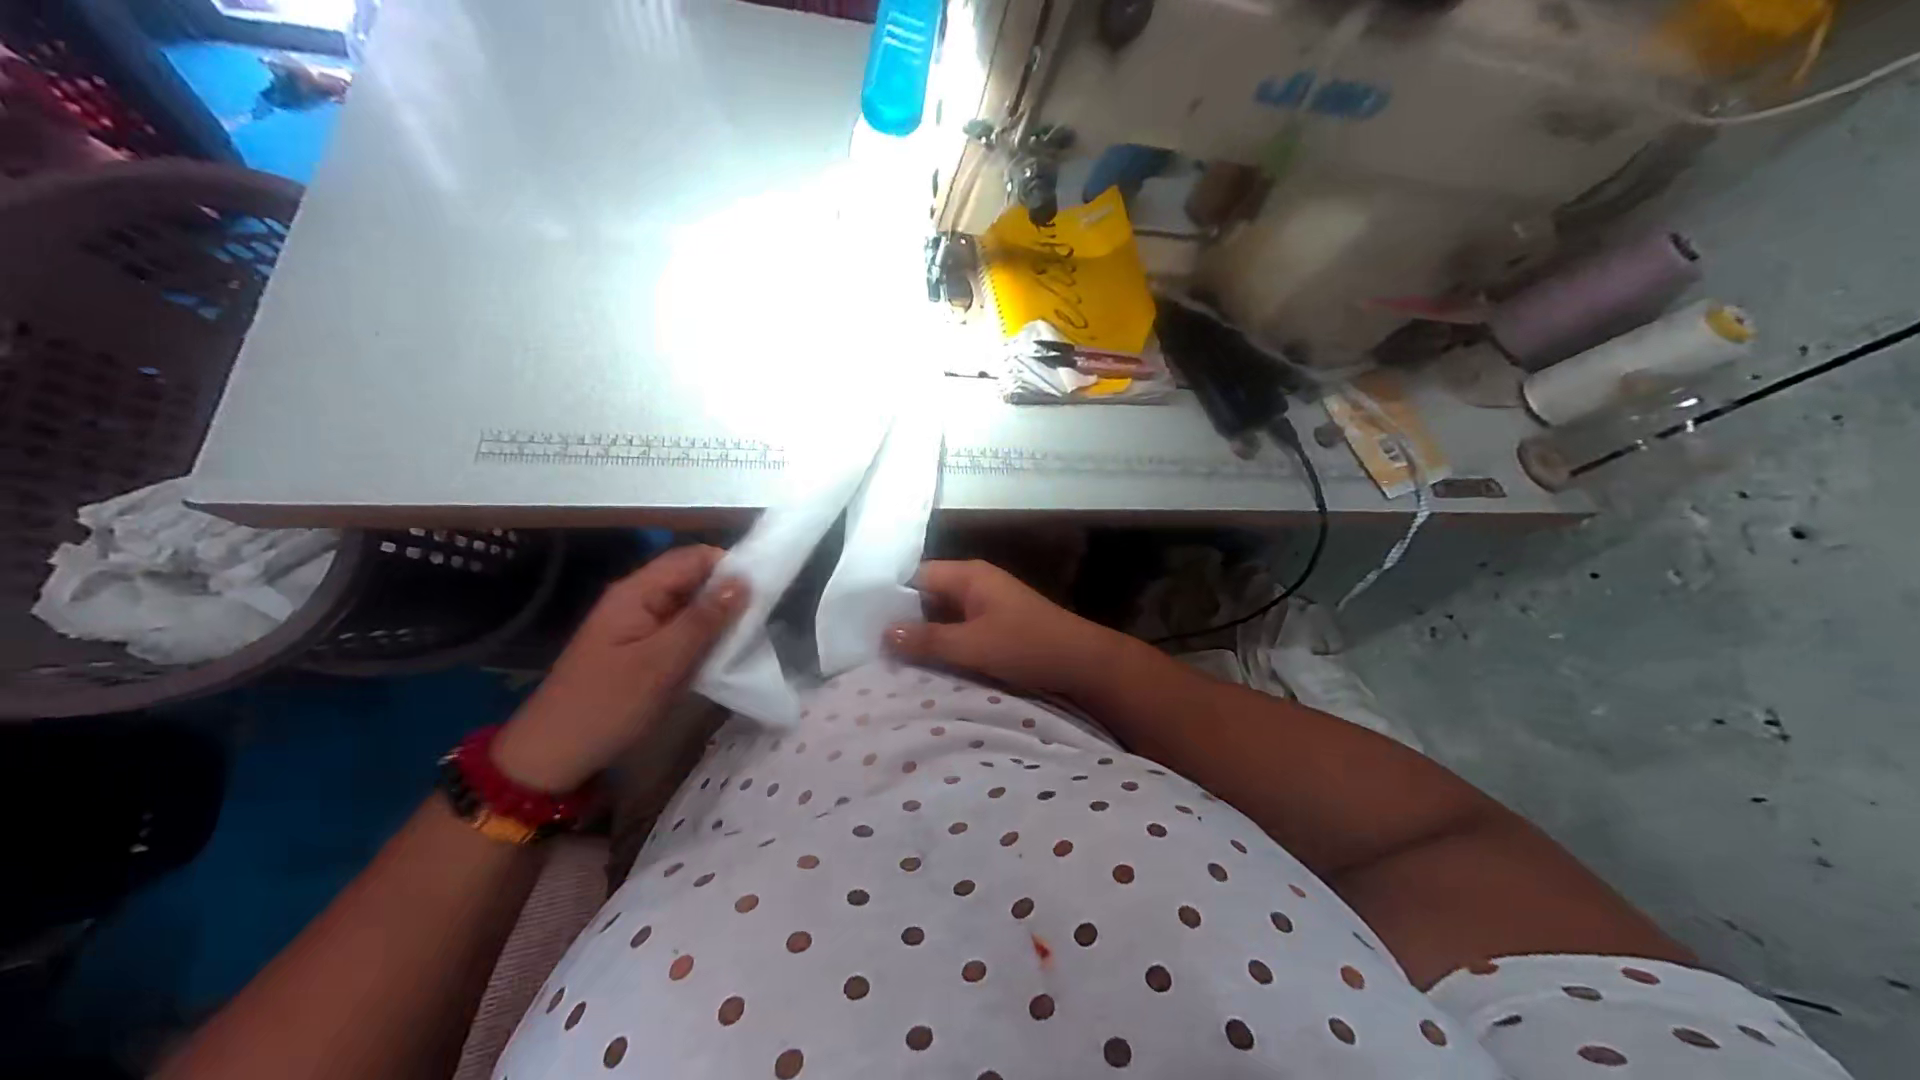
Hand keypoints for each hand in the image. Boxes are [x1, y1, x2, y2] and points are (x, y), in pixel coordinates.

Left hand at [493, 546, 746, 790]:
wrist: (553, 756)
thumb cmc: (607, 705)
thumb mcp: (662, 662)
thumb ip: (703, 620)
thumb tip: (743, 581)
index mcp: (637, 592)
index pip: (693, 558)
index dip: (729, 566)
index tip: (764, 589)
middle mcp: (638, 599)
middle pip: (692, 579)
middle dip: (727, 594)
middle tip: (761, 618)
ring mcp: (639, 625)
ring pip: (690, 607)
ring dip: (718, 619)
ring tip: (749, 637)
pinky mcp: (641, 650)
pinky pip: (681, 632)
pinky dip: (703, 639)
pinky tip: (723, 656)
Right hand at [885, 560, 1144, 699]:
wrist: (1083, 663)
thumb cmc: (1027, 646)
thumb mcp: (972, 646)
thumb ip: (927, 639)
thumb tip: (883, 633)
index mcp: (969, 575)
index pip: (917, 575)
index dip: (891, 596)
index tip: (864, 621)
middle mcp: (976, 582)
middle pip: (928, 595)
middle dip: (904, 619)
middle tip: (872, 646)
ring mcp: (987, 604)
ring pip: (943, 615)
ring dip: (924, 634)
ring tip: (891, 658)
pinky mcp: (996, 624)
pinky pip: (959, 629)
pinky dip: (944, 643)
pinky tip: (926, 663)